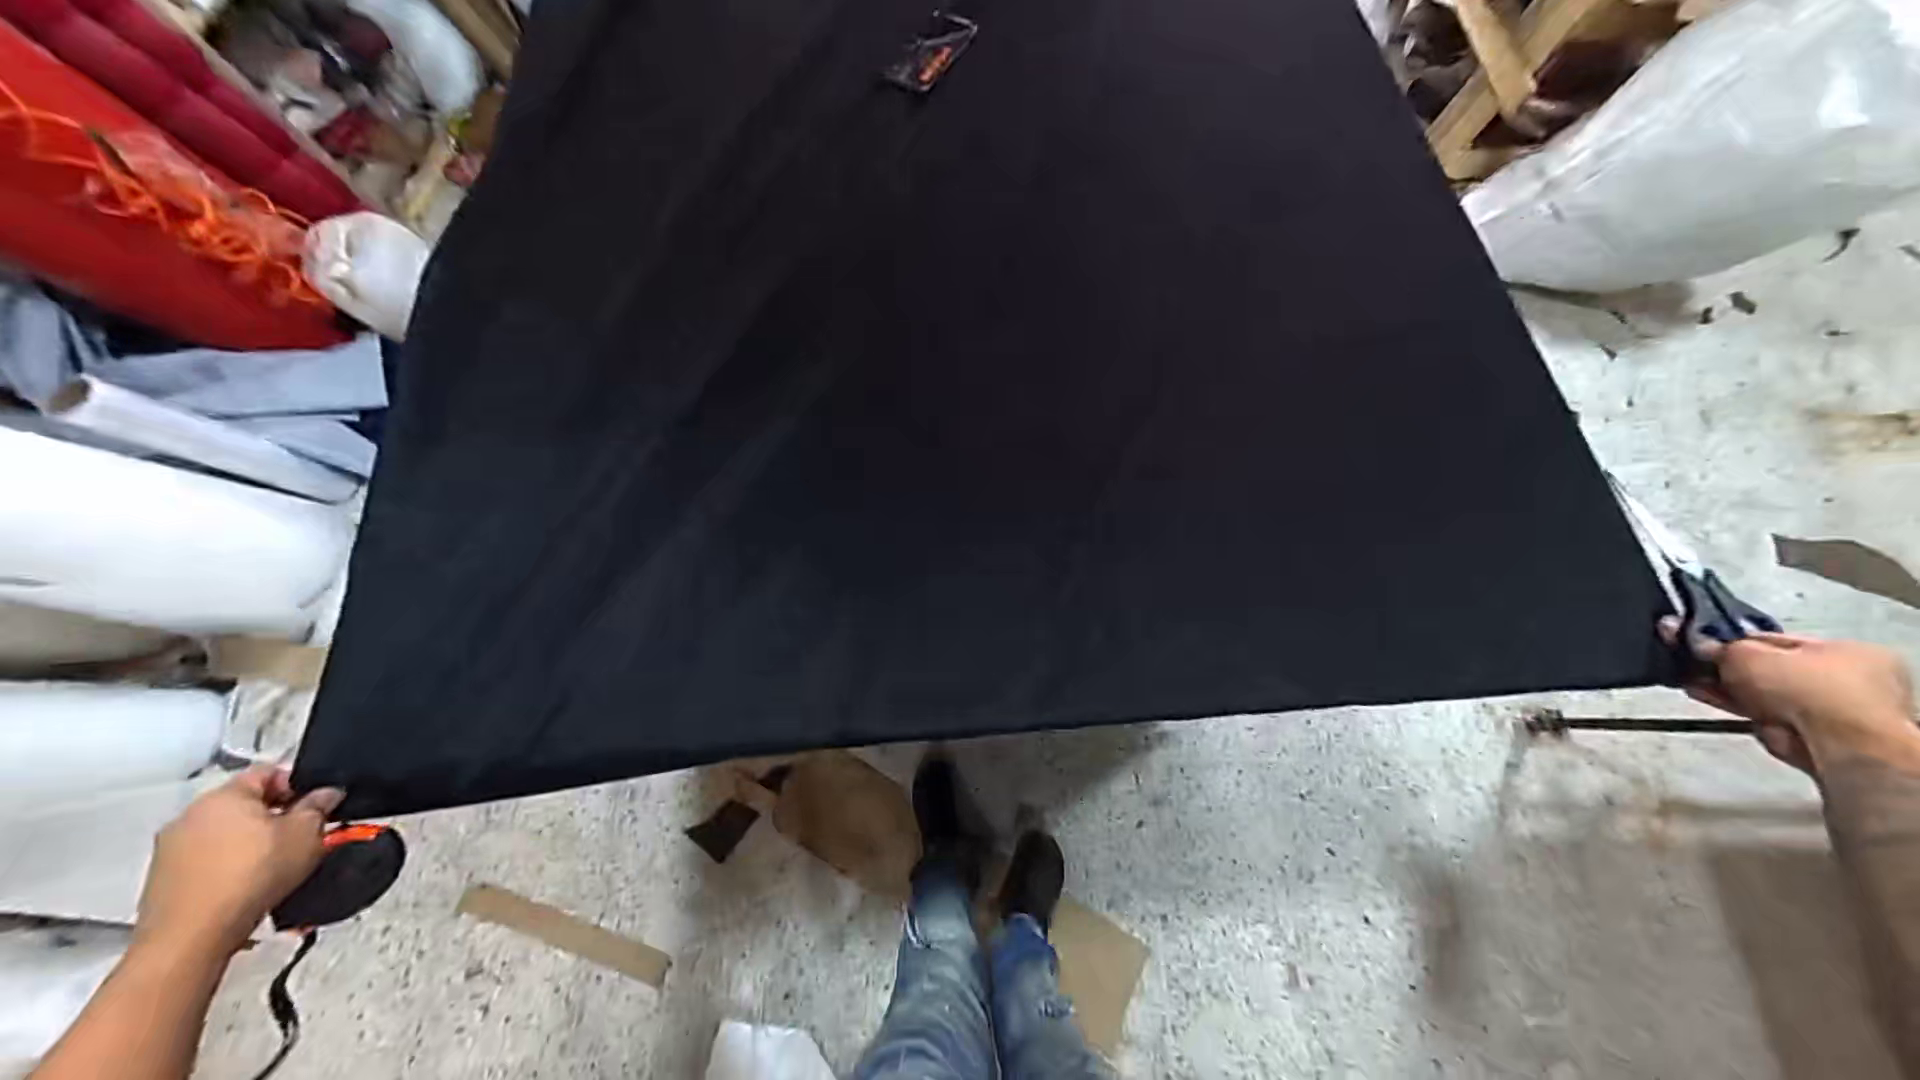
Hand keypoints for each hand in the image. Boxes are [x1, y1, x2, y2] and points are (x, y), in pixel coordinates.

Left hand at [135, 767, 344, 956]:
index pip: (269, 773)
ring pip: (226, 832)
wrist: (192, 936)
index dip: (300, 785)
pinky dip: (230, 864)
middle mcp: (188, 816)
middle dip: (277, 815)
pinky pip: (208, 859)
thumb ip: (319, 805)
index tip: (318, 805)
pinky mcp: (163, 879)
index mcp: (222, 796)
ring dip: (253, 840)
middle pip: (245, 803)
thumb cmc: (251, 875)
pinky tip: (250, 881)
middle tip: (304, 833)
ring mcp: (169, 850)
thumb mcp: (308, 832)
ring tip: (279, 862)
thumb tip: (325, 794)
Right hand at [1661, 618, 1919, 775]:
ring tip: (1692, 683)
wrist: (1837, 742)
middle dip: (1727, 669)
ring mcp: (1835, 709)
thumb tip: (1702, 645)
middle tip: (1693, 666)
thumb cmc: (1804, 686)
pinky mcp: (1816, 733)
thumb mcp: (1747, 653)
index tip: (1702, 645)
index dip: (1735, 643)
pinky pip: (1766, 714)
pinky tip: (1705, 696)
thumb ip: (1720, 647)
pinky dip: (1736, 706)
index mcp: (1849, 650)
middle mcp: (1850, 678)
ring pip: (1765, 693)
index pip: (1778, 641)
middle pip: (1771, 669)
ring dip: (1726, 688)